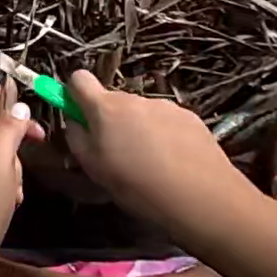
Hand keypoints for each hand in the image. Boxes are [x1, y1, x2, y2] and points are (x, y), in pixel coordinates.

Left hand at [0, 81, 43, 276]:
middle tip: (16, 172)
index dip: (18, 111)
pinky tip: (7, 201)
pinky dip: (5, 185)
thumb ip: (10, 127)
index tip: (39, 129)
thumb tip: (20, 105)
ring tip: (10, 192)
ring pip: (0, 154)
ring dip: (12, 171)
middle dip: (14, 151)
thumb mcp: (0, 158)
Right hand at [64, 71, 261, 228]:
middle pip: (112, 100)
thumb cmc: (137, 185)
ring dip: (138, 130)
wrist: (202, 197)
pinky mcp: (190, 117)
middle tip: (117, 154)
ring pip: (140, 113)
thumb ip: (76, 137)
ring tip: (150, 165)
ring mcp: (165, 106)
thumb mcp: (93, 167)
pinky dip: (164, 137)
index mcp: (104, 107)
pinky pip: (166, 122)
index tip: (78, 116)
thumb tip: (75, 121)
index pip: (78, 78)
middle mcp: (134, 98)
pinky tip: (173, 164)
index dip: (74, 93)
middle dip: (110, 120)